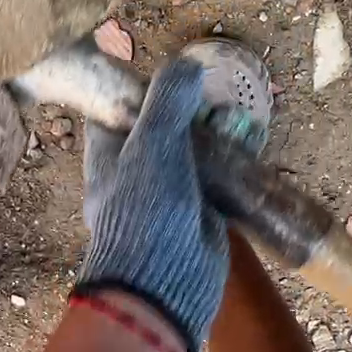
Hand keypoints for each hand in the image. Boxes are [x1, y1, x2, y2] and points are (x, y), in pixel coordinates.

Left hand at [77, 59, 228, 351]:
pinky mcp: (197, 212)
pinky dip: (226, 163)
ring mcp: (166, 193)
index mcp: (107, 152)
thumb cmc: (144, 209)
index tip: (167, 71)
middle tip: (208, 88)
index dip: (136, 87)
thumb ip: (168, 100)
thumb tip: (187, 64)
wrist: (165, 287)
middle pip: (157, 127)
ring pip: (186, 152)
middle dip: (182, 109)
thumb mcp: (152, 143)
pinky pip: (210, 178)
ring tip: (229, 109)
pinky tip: (244, 144)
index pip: (115, 108)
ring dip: (206, 135)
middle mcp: (133, 170)